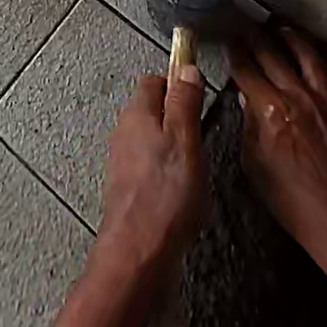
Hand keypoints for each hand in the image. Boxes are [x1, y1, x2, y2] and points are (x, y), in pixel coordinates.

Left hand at [95, 64, 206, 267]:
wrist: (138, 256)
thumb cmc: (161, 199)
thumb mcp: (185, 136)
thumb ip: (185, 100)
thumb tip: (187, 70)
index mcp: (137, 114)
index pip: (155, 78)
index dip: (179, 81)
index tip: (199, 91)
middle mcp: (125, 134)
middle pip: (154, 108)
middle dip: (179, 115)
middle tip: (200, 130)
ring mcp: (125, 163)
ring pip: (153, 137)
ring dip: (175, 144)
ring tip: (194, 163)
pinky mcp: (130, 189)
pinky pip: (152, 166)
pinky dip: (168, 170)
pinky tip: (182, 188)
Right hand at [228, 27, 326, 253]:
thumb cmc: (293, 201)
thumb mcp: (254, 165)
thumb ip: (249, 128)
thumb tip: (246, 104)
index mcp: (272, 111)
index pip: (248, 72)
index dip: (237, 56)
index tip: (232, 47)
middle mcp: (299, 98)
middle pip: (275, 57)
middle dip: (258, 40)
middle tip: (250, 31)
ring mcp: (326, 103)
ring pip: (310, 58)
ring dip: (295, 41)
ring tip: (285, 31)